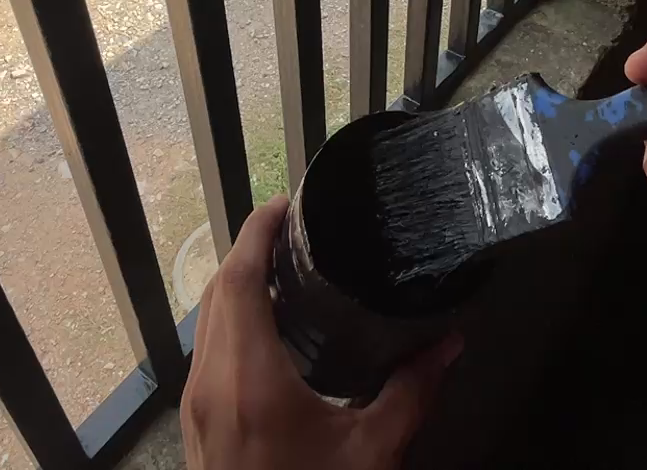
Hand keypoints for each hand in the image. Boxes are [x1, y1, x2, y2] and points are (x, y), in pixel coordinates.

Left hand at [182, 196, 458, 469]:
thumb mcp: (369, 455)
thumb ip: (410, 394)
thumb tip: (451, 343)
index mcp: (249, 380)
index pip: (238, 280)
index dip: (255, 232)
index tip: (284, 203)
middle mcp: (211, 380)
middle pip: (218, 288)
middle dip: (249, 246)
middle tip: (293, 226)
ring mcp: (196, 400)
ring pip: (207, 315)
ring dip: (237, 278)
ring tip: (282, 261)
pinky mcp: (196, 417)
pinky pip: (207, 342)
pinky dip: (231, 311)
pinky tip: (267, 319)